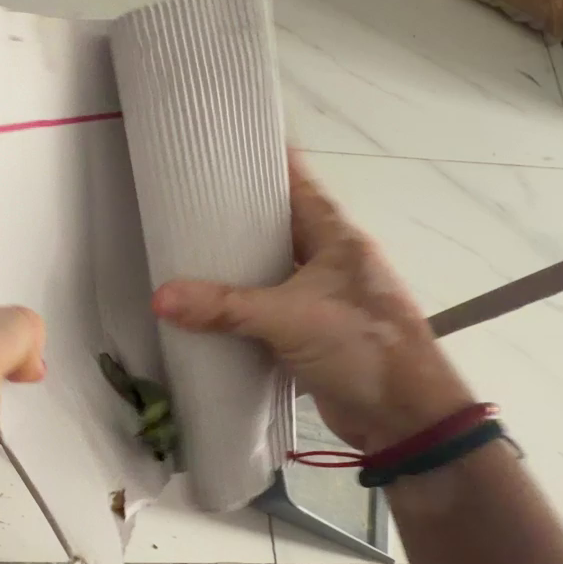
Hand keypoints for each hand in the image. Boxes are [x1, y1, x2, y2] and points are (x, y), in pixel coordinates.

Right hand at [151, 151, 473, 452]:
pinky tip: (206, 306)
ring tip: (186, 250)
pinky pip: (267, 309)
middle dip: (237, 216)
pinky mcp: (311, 333)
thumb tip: (159, 298)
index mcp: (337, 238)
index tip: (222, 146)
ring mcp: (322, 298)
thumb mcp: (290, 317)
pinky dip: (240, 307)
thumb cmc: (361, 346)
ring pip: (270, 270)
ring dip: (236, 266)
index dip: (264, 162)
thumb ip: (224, 307)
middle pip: (278, 226)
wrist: (403, 417)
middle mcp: (330, 261)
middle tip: (185, 203)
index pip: (297, 184)